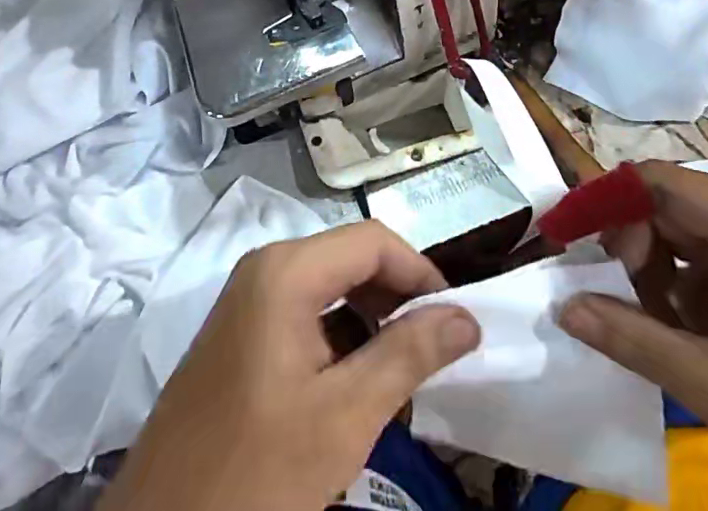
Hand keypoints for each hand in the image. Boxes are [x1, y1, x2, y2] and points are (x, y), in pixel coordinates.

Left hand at [101, 221, 480, 510]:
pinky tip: (357, 384)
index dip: (420, 272)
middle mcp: (264, 268)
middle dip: (397, 297)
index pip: (372, 241)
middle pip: (350, 258)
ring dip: (372, 318)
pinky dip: (341, 335)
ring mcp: (248, 297)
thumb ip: (408, 354)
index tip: (454, 322)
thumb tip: (465, 316)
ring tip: (401, 373)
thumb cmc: (260, 466)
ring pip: (330, 284)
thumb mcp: (345, 413)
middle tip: (434, 351)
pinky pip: (305, 310)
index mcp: (285, 271)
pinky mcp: (242, 328)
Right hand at [555, 162, 707, 510]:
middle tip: (610, 300)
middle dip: (633, 250)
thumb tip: (565, 307)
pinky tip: (703, 344)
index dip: (604, 203)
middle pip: (677, 209)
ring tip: (659, 332)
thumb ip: (642, 344)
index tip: (562, 241)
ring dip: (663, 278)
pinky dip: (697, 297)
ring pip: (697, 239)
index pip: (663, 183)